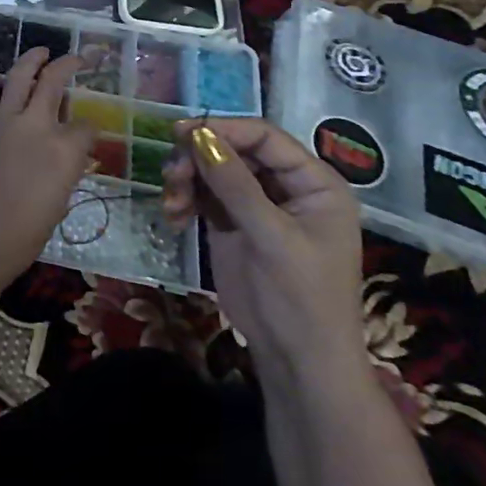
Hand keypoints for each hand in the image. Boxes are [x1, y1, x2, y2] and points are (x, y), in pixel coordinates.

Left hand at [0, 48, 93, 295]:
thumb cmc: (21, 235)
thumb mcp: (58, 204)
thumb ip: (63, 172)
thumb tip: (63, 158)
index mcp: (66, 152)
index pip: (85, 128)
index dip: (89, 129)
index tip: (87, 132)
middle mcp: (37, 126)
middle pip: (55, 84)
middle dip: (68, 66)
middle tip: (76, 58)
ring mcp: (2, 122)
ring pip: (19, 77)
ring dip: (32, 59)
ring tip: (41, 50)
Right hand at [160, 118, 364, 378]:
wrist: (295, 355)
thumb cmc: (301, 296)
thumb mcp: (271, 238)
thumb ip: (236, 186)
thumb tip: (199, 136)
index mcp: (315, 184)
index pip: (266, 139)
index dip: (224, 130)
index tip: (180, 133)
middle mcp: (286, 188)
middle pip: (233, 152)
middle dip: (199, 160)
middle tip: (171, 177)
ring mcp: (256, 206)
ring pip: (212, 172)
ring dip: (186, 181)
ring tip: (172, 205)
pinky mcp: (231, 225)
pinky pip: (202, 197)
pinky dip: (184, 201)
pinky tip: (174, 219)